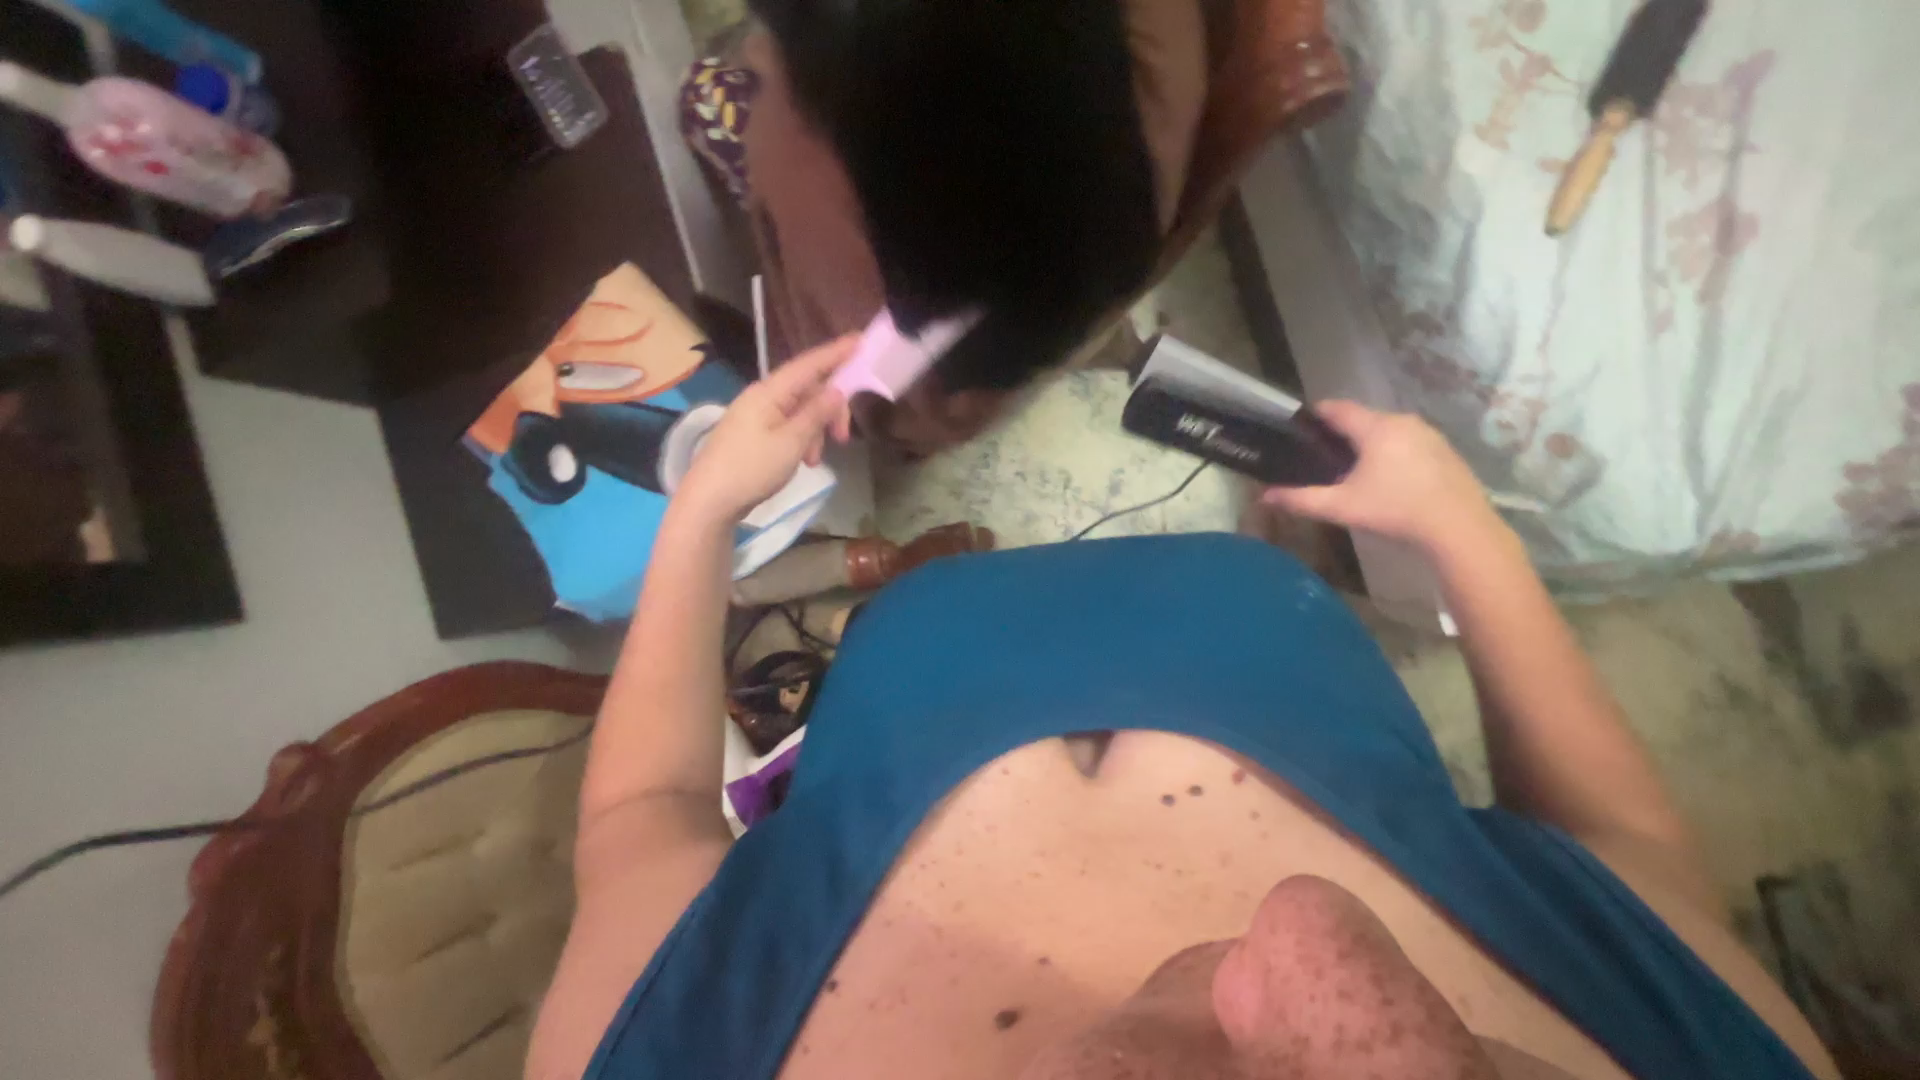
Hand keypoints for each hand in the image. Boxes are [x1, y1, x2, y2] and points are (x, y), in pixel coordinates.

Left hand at [675, 335, 856, 525]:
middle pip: (807, 390)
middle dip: (830, 410)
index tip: (860, 340)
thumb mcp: (791, 442)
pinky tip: (804, 460)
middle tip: (844, 437)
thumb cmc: (751, 469)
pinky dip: (802, 440)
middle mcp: (762, 397)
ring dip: (816, 431)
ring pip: (799, 411)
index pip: (809, 365)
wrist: (709, 501)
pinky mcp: (753, 434)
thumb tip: (837, 390)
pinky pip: (787, 426)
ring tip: (815, 459)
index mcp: (769, 392)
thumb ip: (815, 414)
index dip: (835, 353)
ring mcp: (756, 415)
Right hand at [1261, 402, 1503, 554]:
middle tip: (1321, 455)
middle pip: (1363, 418)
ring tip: (1353, 469)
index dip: (1315, 414)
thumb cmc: (1395, 511)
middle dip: (1341, 432)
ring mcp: (1429, 434)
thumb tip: (1263, 496)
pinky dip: (1392, 452)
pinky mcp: (1445, 450)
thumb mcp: (1341, 507)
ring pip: (1387, 430)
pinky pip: (1408, 442)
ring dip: (1369, 442)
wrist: (1459, 529)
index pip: (1337, 408)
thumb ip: (1301, 499)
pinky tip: (1388, 479)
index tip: (1299, 427)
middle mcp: (1403, 421)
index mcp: (1375, 428)